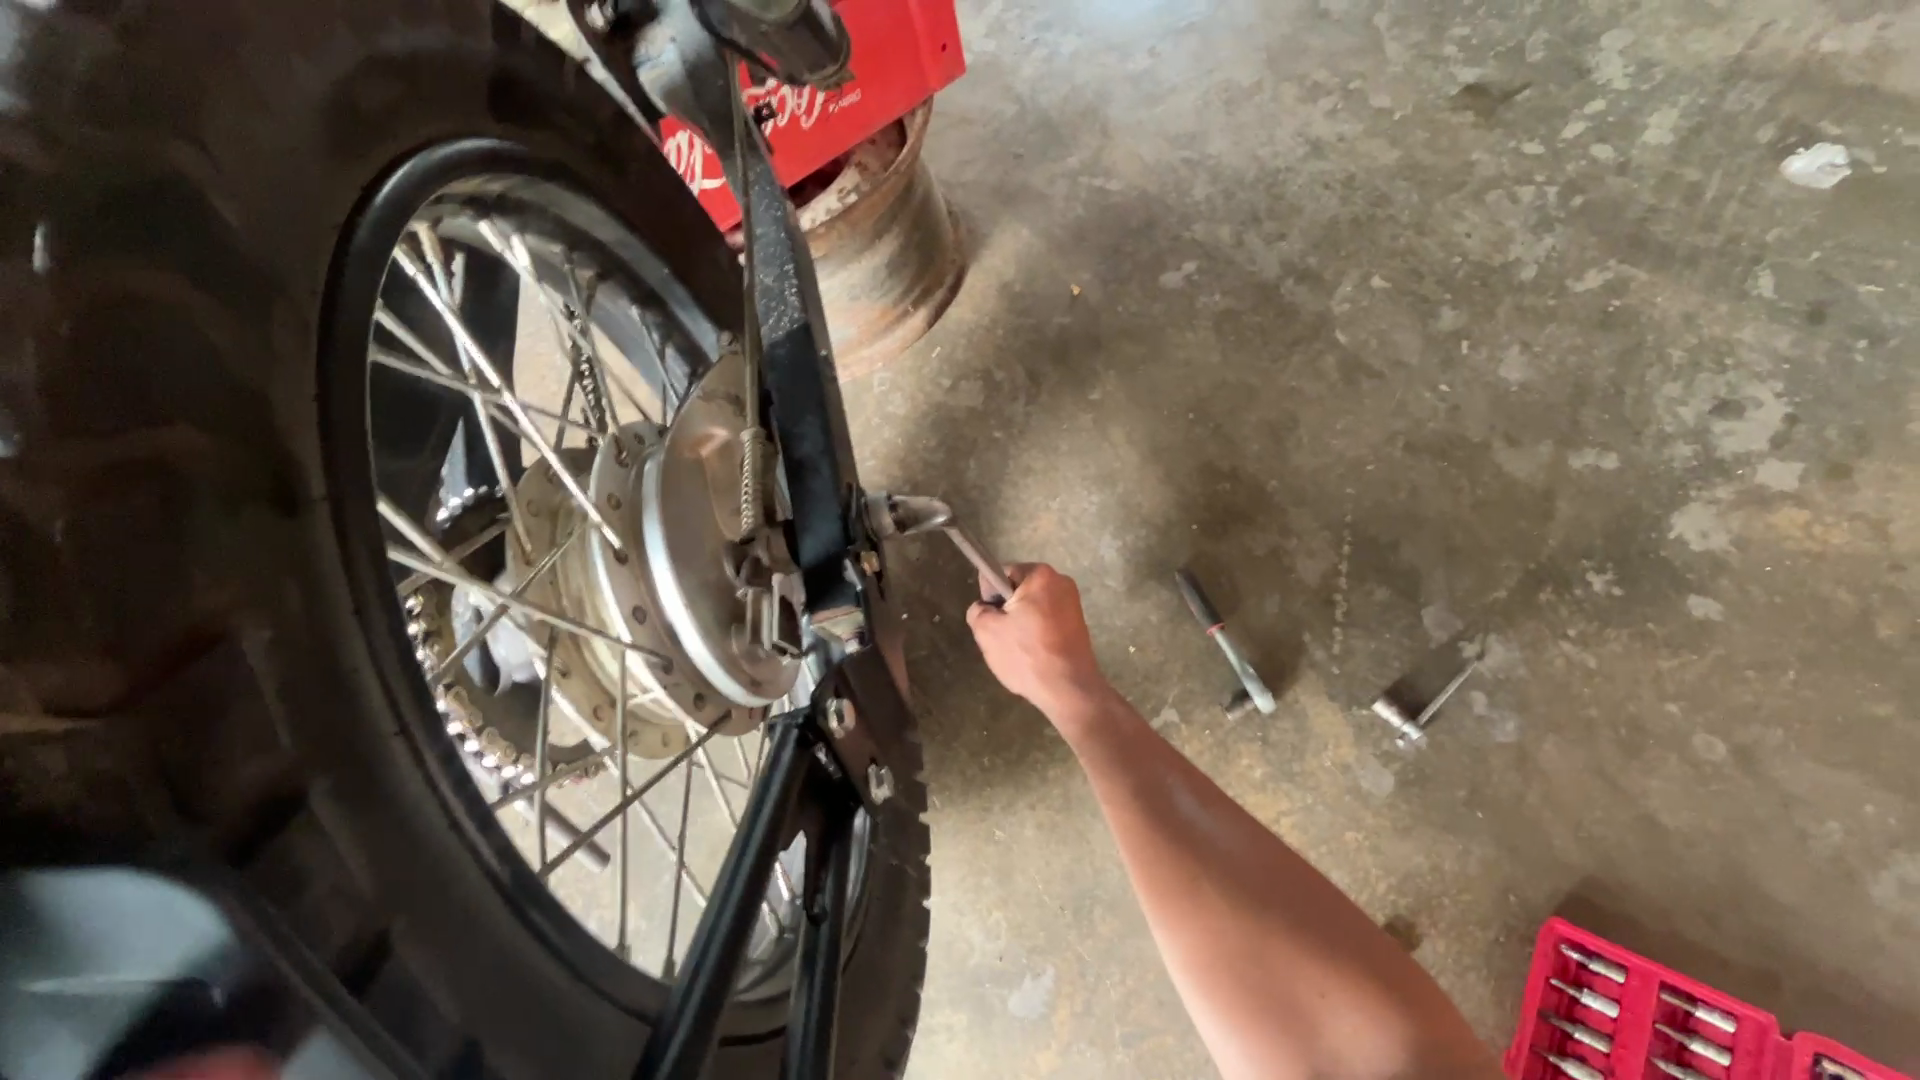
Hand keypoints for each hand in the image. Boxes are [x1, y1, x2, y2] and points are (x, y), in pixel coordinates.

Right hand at [966, 563, 1111, 716]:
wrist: (1069, 689)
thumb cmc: (1026, 655)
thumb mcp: (986, 631)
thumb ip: (977, 611)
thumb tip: (985, 608)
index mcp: (1040, 574)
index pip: (1000, 573)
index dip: (991, 597)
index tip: (995, 620)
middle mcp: (1061, 581)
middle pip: (1018, 590)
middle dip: (1008, 611)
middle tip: (1005, 638)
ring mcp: (1073, 602)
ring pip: (1032, 607)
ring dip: (1022, 624)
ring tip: (1022, 650)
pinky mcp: (1078, 623)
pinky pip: (1047, 621)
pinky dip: (1038, 633)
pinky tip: (1036, 655)